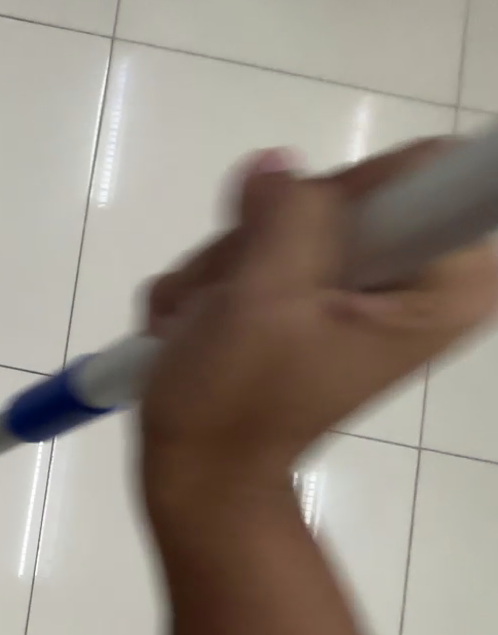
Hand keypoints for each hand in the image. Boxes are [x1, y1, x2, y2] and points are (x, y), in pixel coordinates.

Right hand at [137, 142, 497, 519]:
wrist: (193, 472)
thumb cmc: (232, 402)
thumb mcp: (257, 306)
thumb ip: (284, 220)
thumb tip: (273, 163)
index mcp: (444, 282)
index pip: (425, 174)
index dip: (344, 194)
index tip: (287, 242)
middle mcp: (410, 279)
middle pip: (336, 199)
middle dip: (256, 242)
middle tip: (221, 298)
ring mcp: (349, 294)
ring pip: (279, 231)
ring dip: (216, 272)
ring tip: (194, 323)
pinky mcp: (300, 307)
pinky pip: (251, 262)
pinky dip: (207, 290)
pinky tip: (190, 326)